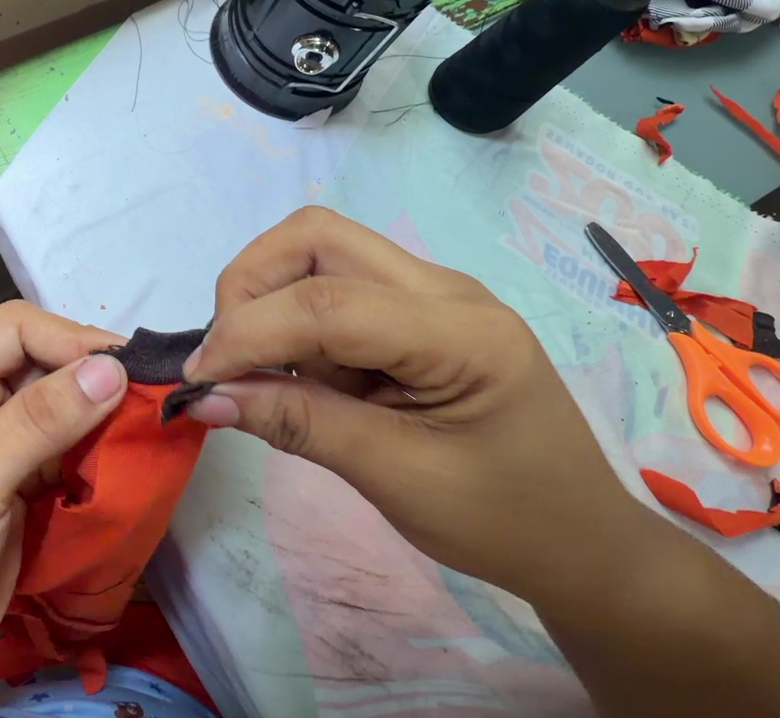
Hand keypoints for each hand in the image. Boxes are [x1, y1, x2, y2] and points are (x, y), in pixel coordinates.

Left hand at [0, 301, 127, 690]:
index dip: (68, 339)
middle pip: (38, 360)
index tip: (125, 366)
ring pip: (57, 402)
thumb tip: (112, 368)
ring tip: (143, 421)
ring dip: (98, 412)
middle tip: (147, 393)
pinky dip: (93, 449)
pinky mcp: (15, 475)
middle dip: (89, 374)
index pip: (11, 329)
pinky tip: (121, 455)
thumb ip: (41, 420)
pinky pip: (63, 445)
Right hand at [182, 207, 662, 603]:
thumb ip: (297, 425)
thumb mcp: (394, 479)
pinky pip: (334, 283)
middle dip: (250, 284)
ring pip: (320, 248)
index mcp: (461, 334)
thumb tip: (206, 396)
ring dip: (266, 294)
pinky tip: (292, 370)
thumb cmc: (504, 520)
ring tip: (256, 366)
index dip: (247, 333)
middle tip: (226, 356)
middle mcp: (445, 289)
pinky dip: (291, 316)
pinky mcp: (415, 308)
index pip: (327, 304)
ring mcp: (431, 291)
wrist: (582, 541)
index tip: (197, 380)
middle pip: (318, 237)